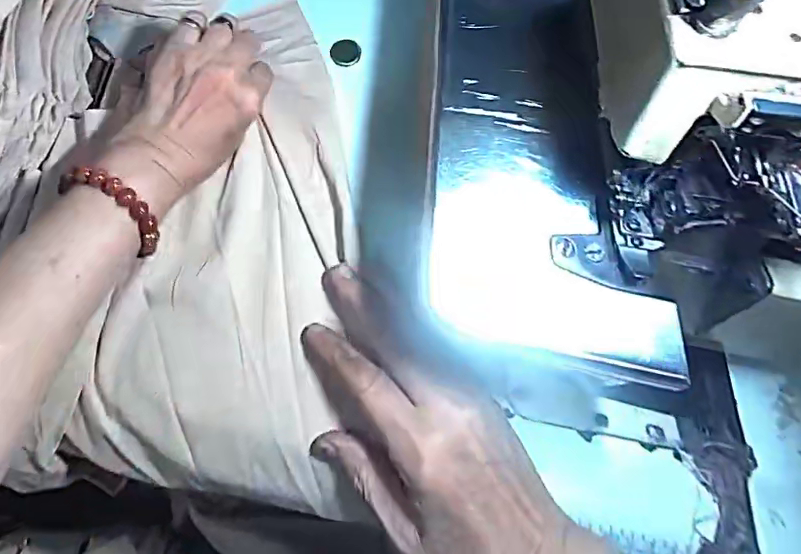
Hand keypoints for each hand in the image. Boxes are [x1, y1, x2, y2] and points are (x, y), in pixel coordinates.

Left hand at [94, 15, 272, 215]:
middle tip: (233, 55)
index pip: (263, 70)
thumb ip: (243, 103)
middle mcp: (228, 68)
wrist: (151, 157)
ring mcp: (199, 55)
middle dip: (243, 47)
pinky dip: (191, 30)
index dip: (253, 74)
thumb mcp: (236, 135)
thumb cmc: (196, 158)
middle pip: (247, 40)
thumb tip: (239, 86)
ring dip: (219, 35)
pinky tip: (188, 39)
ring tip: (211, 42)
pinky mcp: (172, 48)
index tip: (246, 79)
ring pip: (221, 26)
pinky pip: (190, 24)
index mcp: (247, 95)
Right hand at [302, 266, 608, 553]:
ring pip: (423, 336)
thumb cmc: (470, 552)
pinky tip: (402, 305)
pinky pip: (443, 346)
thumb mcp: (410, 538)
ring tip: (364, 276)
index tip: (313, 330)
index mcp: (424, 450)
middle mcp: (449, 409)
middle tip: (336, 274)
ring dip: (391, 303)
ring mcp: (473, 394)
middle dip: (363, 305)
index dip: (337, 355)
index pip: (369, 386)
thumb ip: (367, 480)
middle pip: (398, 343)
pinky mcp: (487, 392)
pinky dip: (417, 320)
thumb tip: (324, 439)